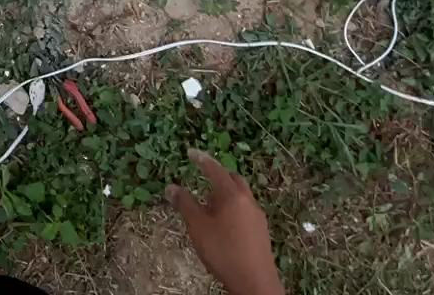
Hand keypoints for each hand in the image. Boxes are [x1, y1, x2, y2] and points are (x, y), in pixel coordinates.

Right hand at [166, 149, 283, 294]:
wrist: (256, 286)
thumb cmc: (224, 251)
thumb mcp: (197, 226)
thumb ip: (185, 204)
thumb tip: (171, 187)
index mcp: (233, 196)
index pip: (216, 170)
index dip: (202, 159)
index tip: (191, 152)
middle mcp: (249, 203)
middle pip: (234, 180)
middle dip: (218, 175)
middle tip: (203, 175)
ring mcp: (258, 219)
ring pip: (241, 196)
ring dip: (225, 193)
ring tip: (208, 202)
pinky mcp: (261, 234)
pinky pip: (245, 210)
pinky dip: (232, 207)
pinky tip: (221, 222)